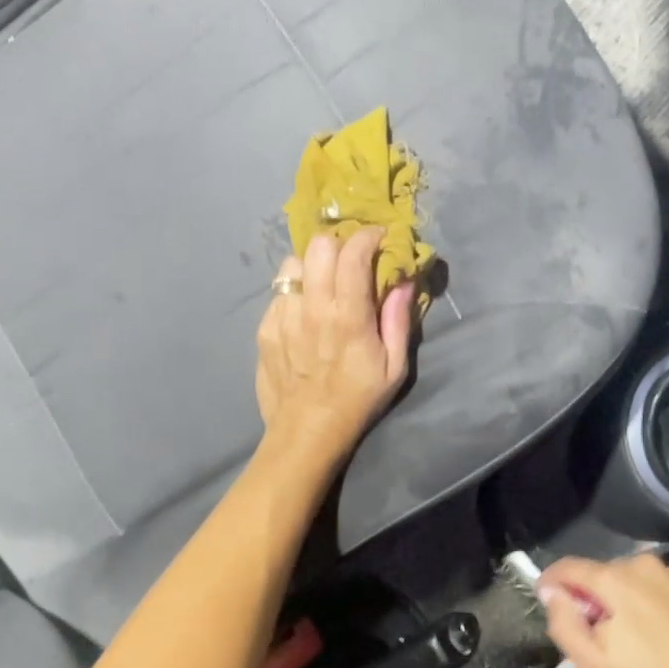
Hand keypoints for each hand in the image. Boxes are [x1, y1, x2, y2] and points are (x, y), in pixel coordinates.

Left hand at [255, 228, 416, 464]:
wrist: (307, 432)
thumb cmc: (359, 399)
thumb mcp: (395, 366)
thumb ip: (399, 319)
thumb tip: (403, 280)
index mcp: (348, 316)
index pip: (352, 254)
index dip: (367, 236)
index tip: (379, 238)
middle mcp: (312, 308)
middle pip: (318, 246)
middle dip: (339, 243)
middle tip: (352, 258)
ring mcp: (283, 316)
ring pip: (293, 263)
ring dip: (313, 265)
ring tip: (325, 282)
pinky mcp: (265, 327)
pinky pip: (279, 292)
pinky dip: (296, 291)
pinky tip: (306, 312)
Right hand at [538, 555, 668, 667]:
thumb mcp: (592, 665)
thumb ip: (564, 621)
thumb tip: (552, 591)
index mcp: (616, 579)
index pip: (570, 566)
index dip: (553, 581)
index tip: (547, 598)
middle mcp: (647, 564)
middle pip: (606, 574)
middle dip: (597, 599)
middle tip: (602, 638)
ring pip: (638, 581)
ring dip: (630, 601)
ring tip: (641, 641)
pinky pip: (667, 588)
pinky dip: (660, 604)